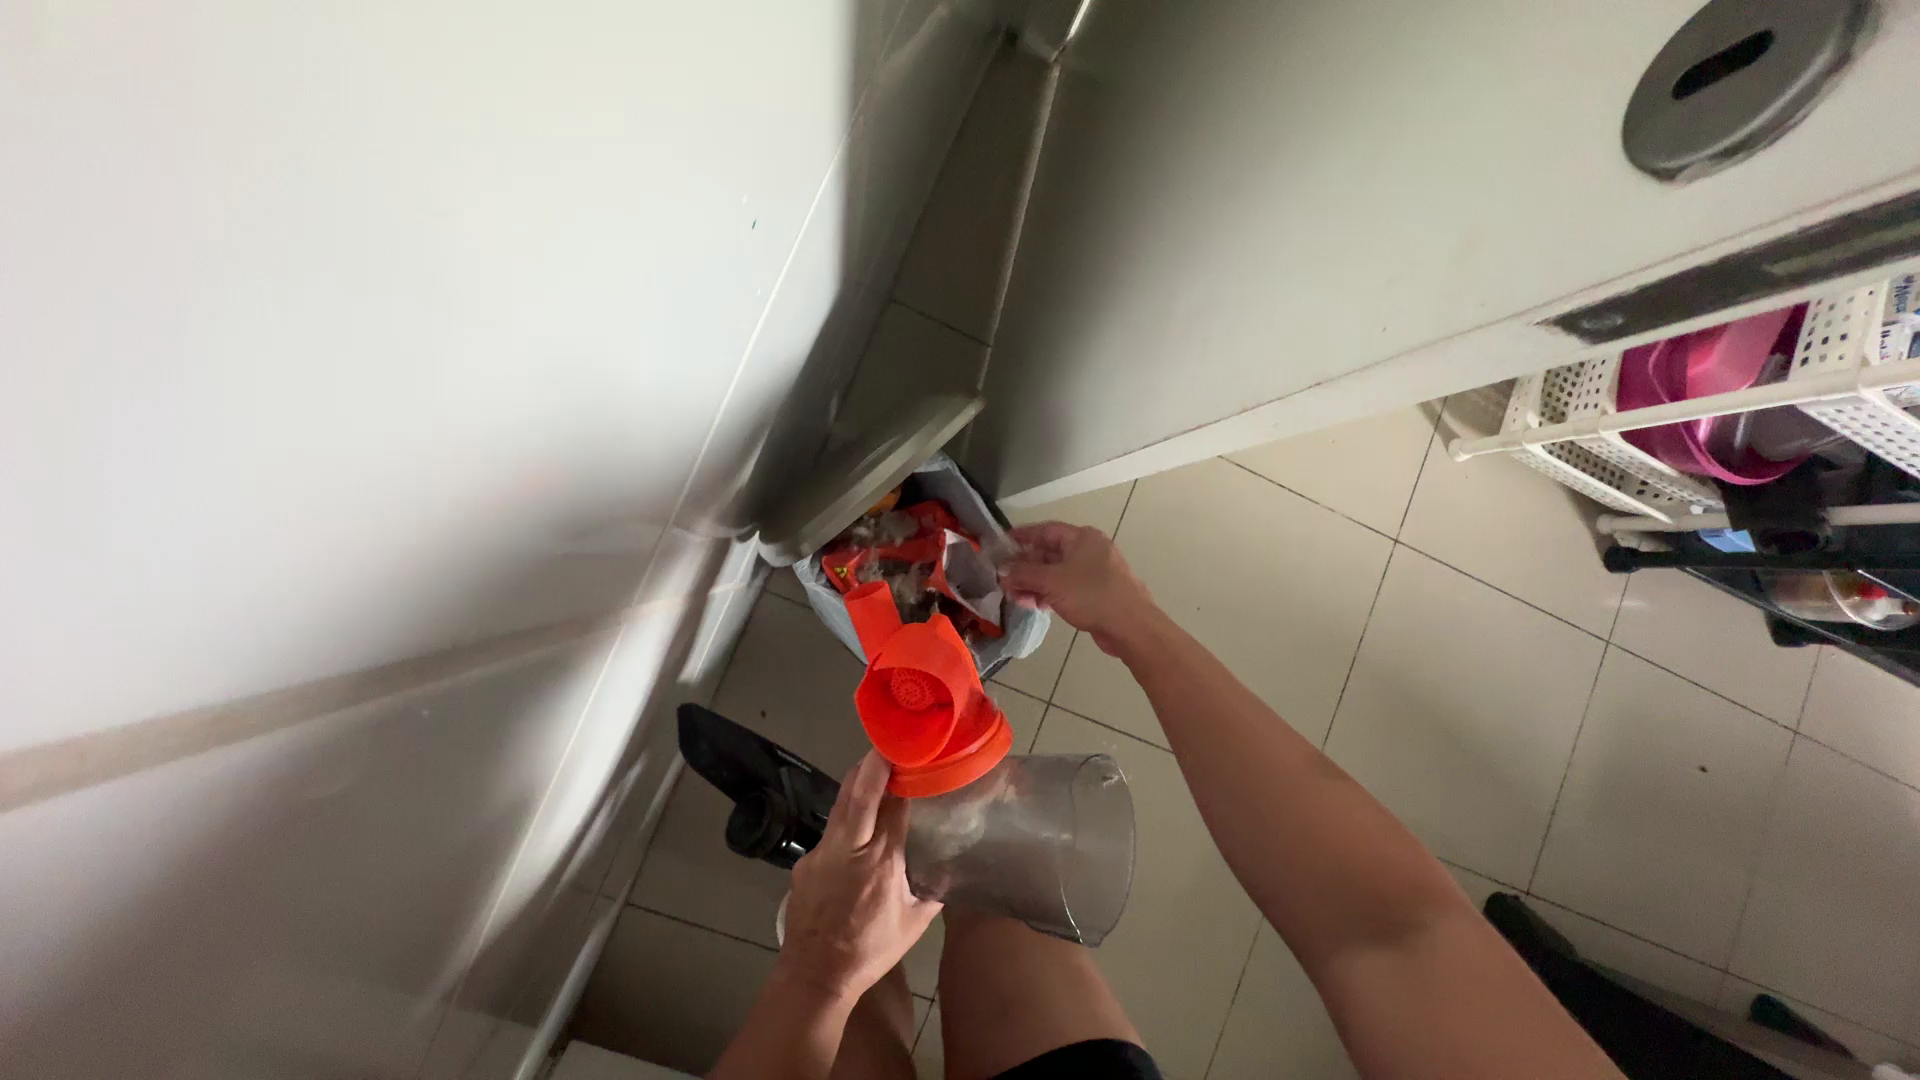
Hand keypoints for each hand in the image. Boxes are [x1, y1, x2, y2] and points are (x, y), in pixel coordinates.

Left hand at [778, 751, 941, 1002]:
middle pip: (859, 791)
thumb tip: (953, 864)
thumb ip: (935, 889)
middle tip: (888, 743)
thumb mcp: (915, 923)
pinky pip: (830, 830)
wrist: (815, 974)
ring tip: (874, 768)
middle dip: (872, 762)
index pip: (895, 805)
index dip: (903, 778)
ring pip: (841, 804)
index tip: (914, 757)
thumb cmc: (871, 949)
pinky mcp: (806, 860)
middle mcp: (850, 847)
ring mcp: (823, 851)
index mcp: (882, 861)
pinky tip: (856, 824)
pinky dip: (846, 817)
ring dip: (857, 782)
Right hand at [1000, 522, 1161, 656]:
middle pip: (1050, 553)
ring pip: (1056, 573)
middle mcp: (1089, 551)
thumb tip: (1001, 570)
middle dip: (1025, 566)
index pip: (1046, 530)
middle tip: (1003, 577)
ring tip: (1012, 595)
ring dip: (1033, 583)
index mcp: (1082, 538)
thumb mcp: (1052, 581)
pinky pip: (1065, 588)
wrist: (1130, 626)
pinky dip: (1048, 594)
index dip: (1023, 536)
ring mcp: (1093, 573)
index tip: (1002, 544)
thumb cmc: (1091, 594)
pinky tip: (1031, 603)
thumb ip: (1024, 573)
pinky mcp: (1094, 594)